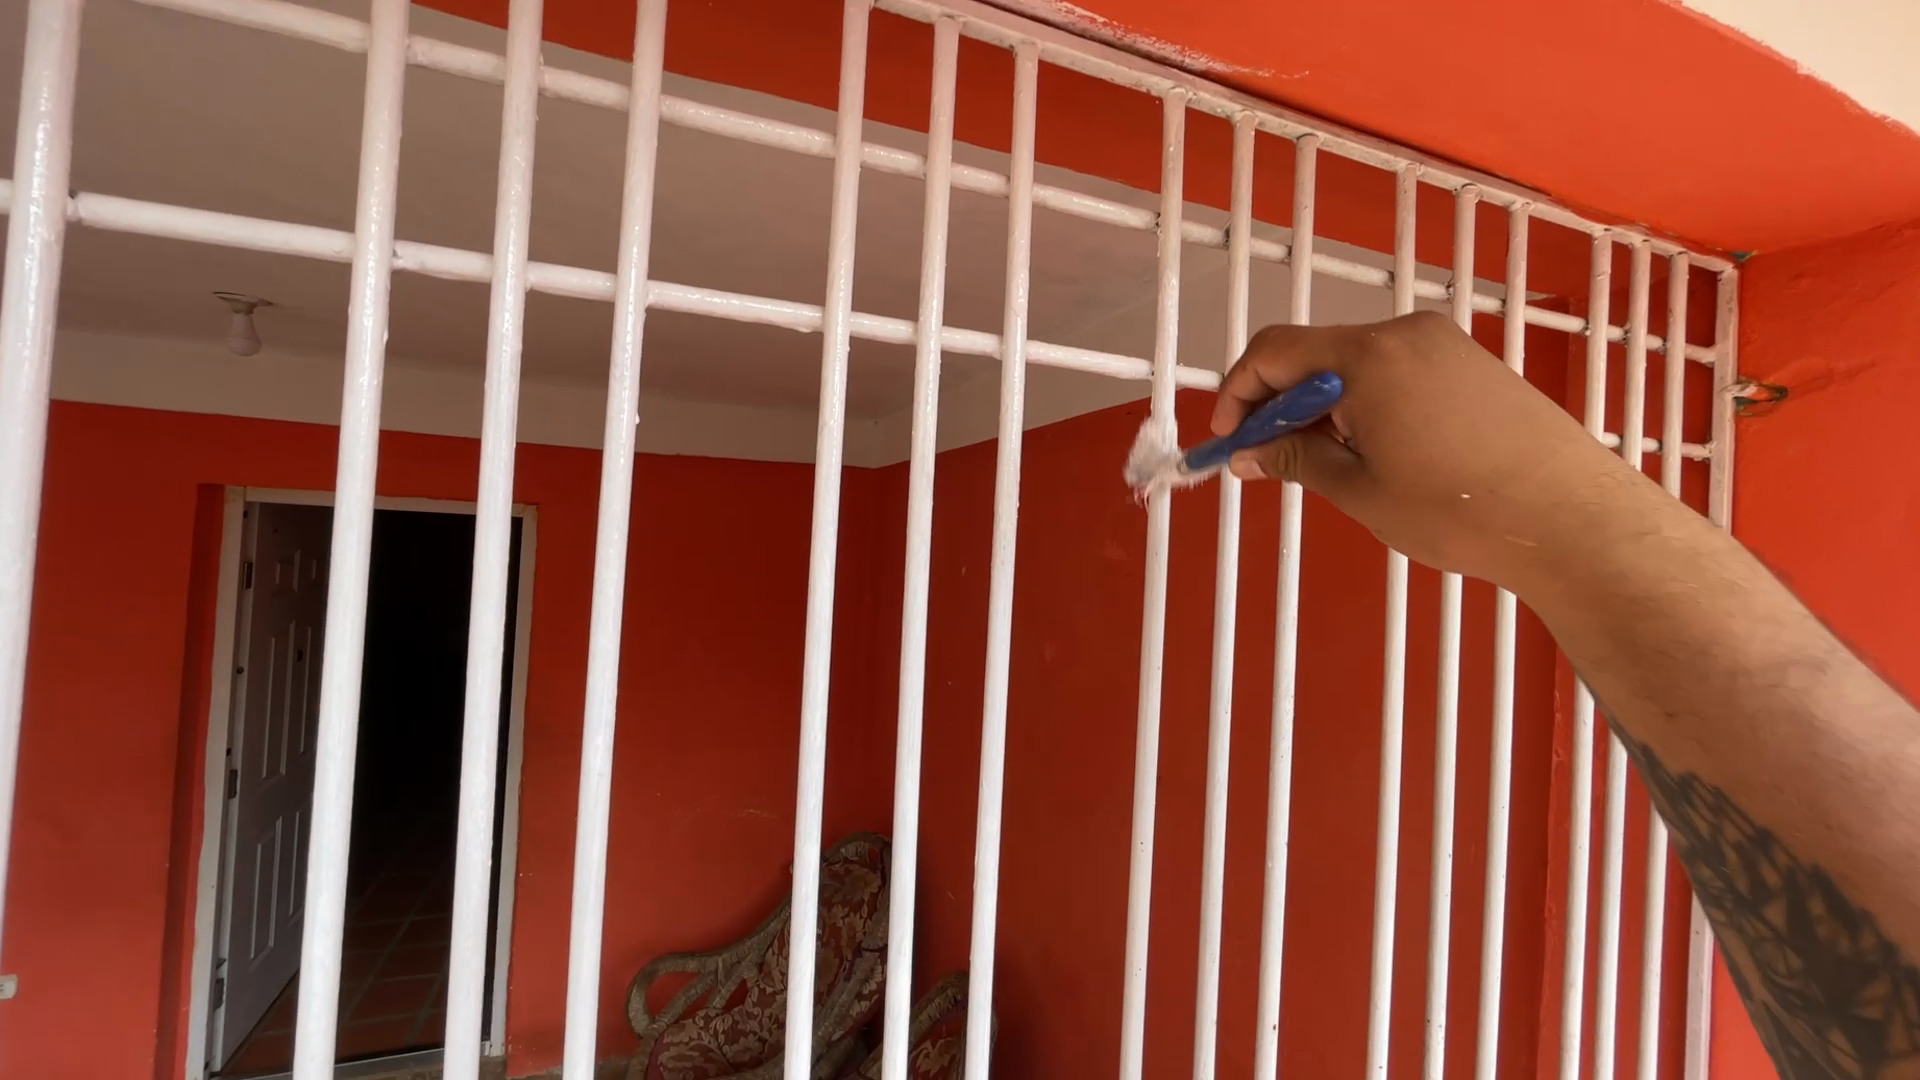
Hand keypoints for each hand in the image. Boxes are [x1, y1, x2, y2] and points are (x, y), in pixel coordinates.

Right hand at [1212, 310, 1663, 592]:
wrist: (1576, 522)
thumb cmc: (1452, 509)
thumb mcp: (1355, 487)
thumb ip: (1289, 457)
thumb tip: (1242, 454)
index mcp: (1367, 357)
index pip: (1273, 352)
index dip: (1235, 394)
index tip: (1226, 440)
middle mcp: (1403, 334)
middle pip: (1311, 355)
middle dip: (1275, 403)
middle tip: (1263, 457)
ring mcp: (1441, 345)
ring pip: (1349, 365)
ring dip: (1315, 407)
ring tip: (1316, 461)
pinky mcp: (1468, 364)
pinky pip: (1388, 372)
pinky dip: (1357, 404)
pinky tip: (1366, 448)